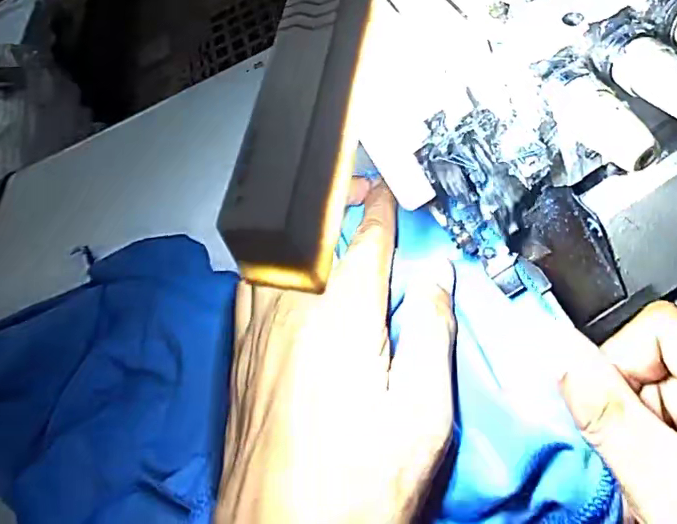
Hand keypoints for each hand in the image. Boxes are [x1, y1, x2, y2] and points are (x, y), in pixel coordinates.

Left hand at [217, 179, 457, 523]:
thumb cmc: (357, 487)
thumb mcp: (420, 419)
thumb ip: (430, 334)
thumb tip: (438, 278)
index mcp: (340, 317)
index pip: (365, 242)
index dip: (380, 209)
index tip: (387, 189)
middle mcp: (291, 308)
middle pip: (315, 234)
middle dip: (339, 203)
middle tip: (360, 193)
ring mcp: (257, 327)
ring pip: (278, 252)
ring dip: (305, 229)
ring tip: (327, 226)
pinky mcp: (238, 351)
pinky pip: (250, 282)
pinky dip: (272, 261)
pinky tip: (283, 273)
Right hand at [557, 301, 676, 523]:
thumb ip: (612, 416)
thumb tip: (562, 353)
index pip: (661, 330)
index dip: (621, 366)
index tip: (612, 417)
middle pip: (659, 365)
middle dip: (635, 416)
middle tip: (650, 477)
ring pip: (662, 397)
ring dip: (645, 442)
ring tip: (672, 499)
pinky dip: (664, 460)